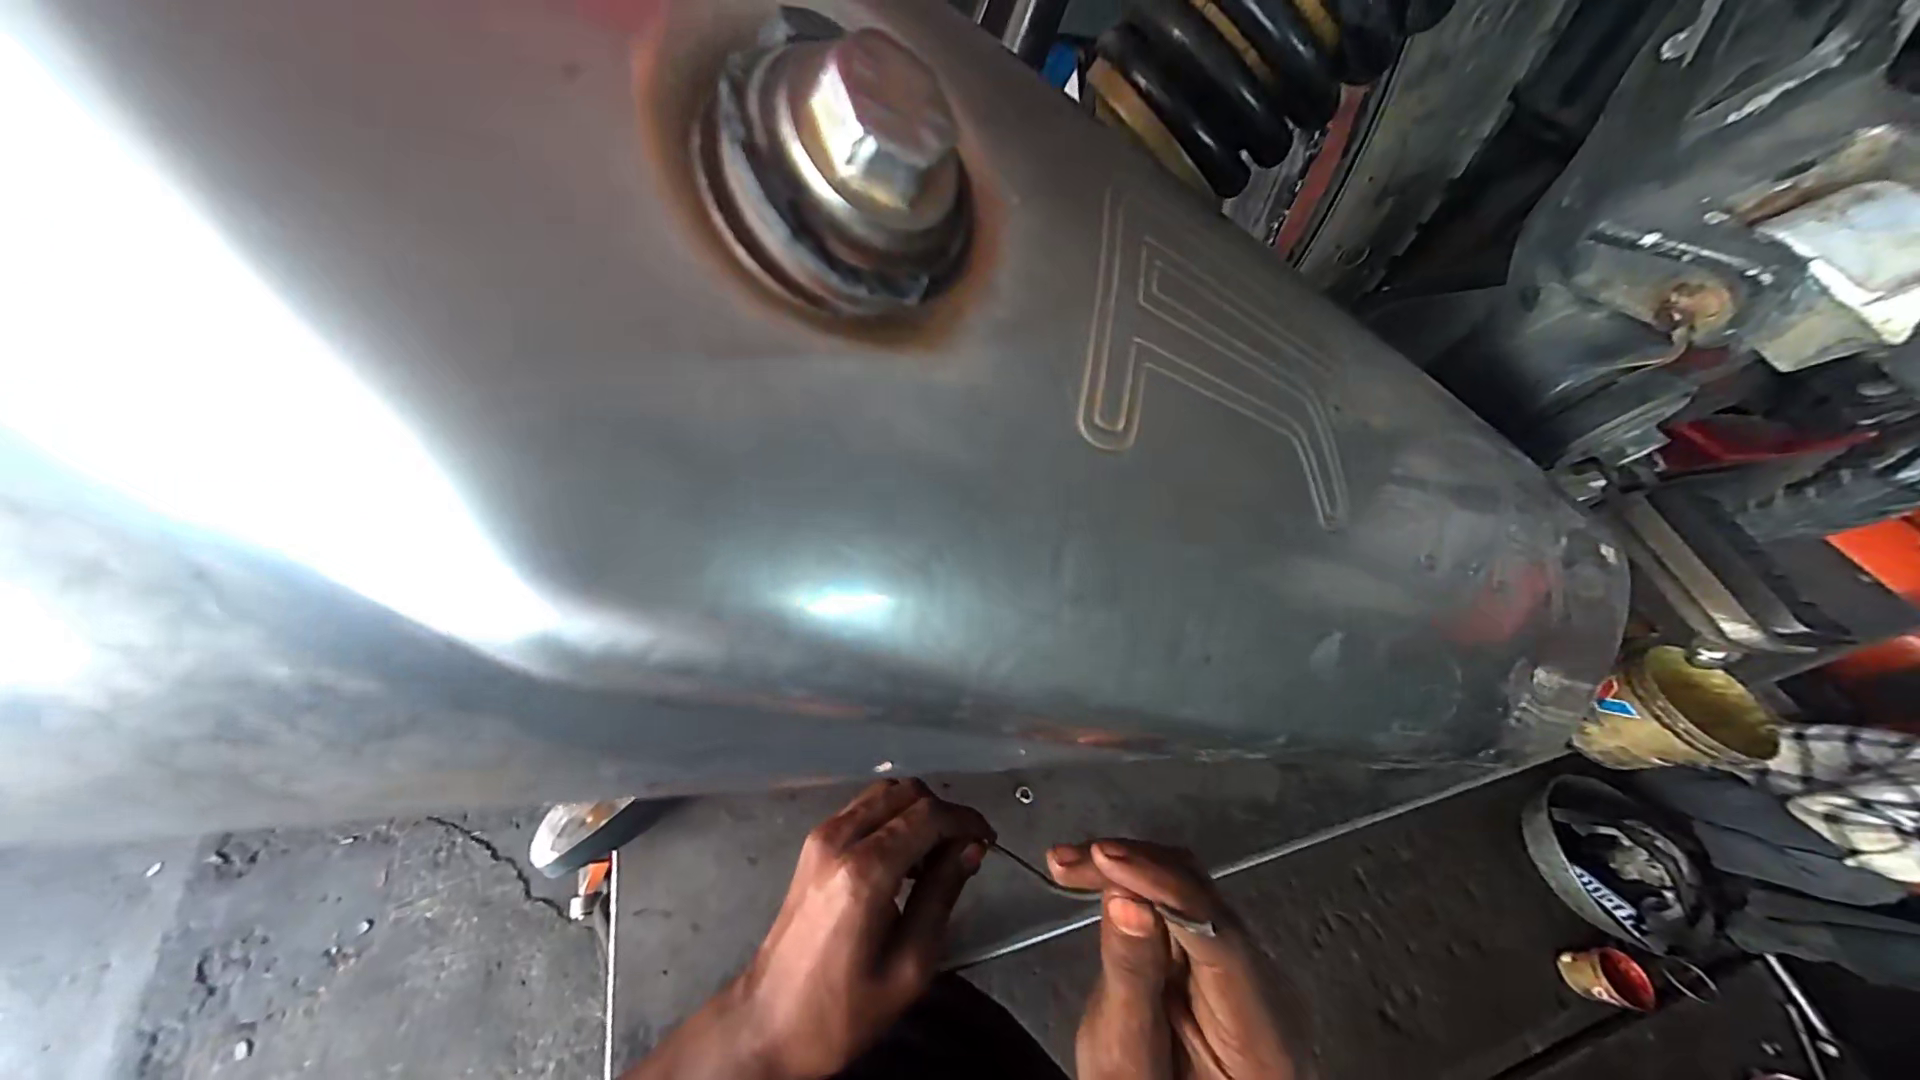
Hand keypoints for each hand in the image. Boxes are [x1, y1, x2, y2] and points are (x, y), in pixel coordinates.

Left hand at [623, 779, 993, 1079]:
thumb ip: (942, 895)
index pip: (928, 815)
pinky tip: (904, 856)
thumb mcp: (909, 967)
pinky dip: (894, 816)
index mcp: (865, 870)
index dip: (966, 820)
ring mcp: (821, 835)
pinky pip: (864, 807)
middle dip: (944, 811)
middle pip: (906, 790)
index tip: (988, 840)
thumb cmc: (841, 1011)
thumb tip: (970, 848)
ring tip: (936, 855)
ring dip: (918, 810)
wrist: (765, 1024)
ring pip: (884, 791)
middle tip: (965, 848)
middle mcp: (840, 838)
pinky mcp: (814, 843)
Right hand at [1050, 840, 1297, 1079]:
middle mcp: (1258, 983)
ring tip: (1068, 863)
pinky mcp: (1204, 947)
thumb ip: (1130, 980)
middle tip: (1068, 862)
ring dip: (1125, 864)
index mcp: (1258, 1032)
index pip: (1216, 931)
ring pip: (1184, 881)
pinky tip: (1092, 872)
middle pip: (1201, 894)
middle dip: (1133, 866)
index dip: (1160, 886)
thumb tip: (1122, 897)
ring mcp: (1233, 960)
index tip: (1104, 859)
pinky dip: (1128, 878)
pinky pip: (1170, 893)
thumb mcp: (1127, 1060)